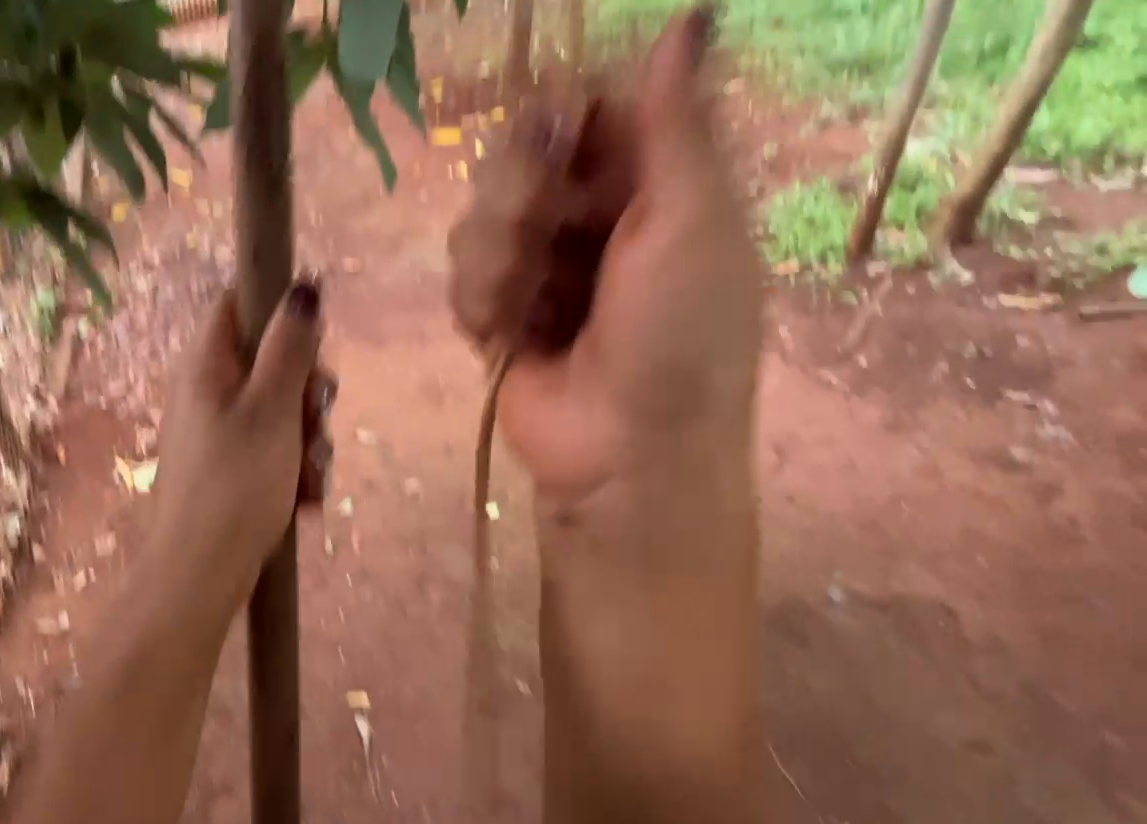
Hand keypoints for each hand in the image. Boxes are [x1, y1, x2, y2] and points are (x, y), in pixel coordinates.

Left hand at [149, 283, 329, 612]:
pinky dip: (292, 470)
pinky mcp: (227, 471)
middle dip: (307, 393)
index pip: (240, 301)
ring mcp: (215, 433)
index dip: (282, 313)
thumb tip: (302, 288)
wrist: (201, 572)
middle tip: (316, 419)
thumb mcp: (273, 408)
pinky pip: (271, 452)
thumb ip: (290, 347)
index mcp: (205, 363)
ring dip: (308, 440)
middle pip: (270, 362)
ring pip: (279, 412)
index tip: (314, 344)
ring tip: (310, 476)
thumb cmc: (237, 483)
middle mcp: (206, 391)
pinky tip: (304, 500)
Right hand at [448, 9, 760, 507]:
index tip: (551, 138)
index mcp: (653, 182)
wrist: (625, 451)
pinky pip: (460, 279)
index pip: (586, 108)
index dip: (556, 116)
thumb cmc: (679, 335)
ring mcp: (538, 270)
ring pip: (477, 219)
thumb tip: (691, 13)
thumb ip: (674, 122)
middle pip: (516, 158)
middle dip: (519, 194)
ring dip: (498, 261)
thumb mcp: (690, 219)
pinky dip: (481, 306)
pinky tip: (508, 337)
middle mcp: (590, 217)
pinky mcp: (494, 317)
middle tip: (546, 227)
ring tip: (533, 306)